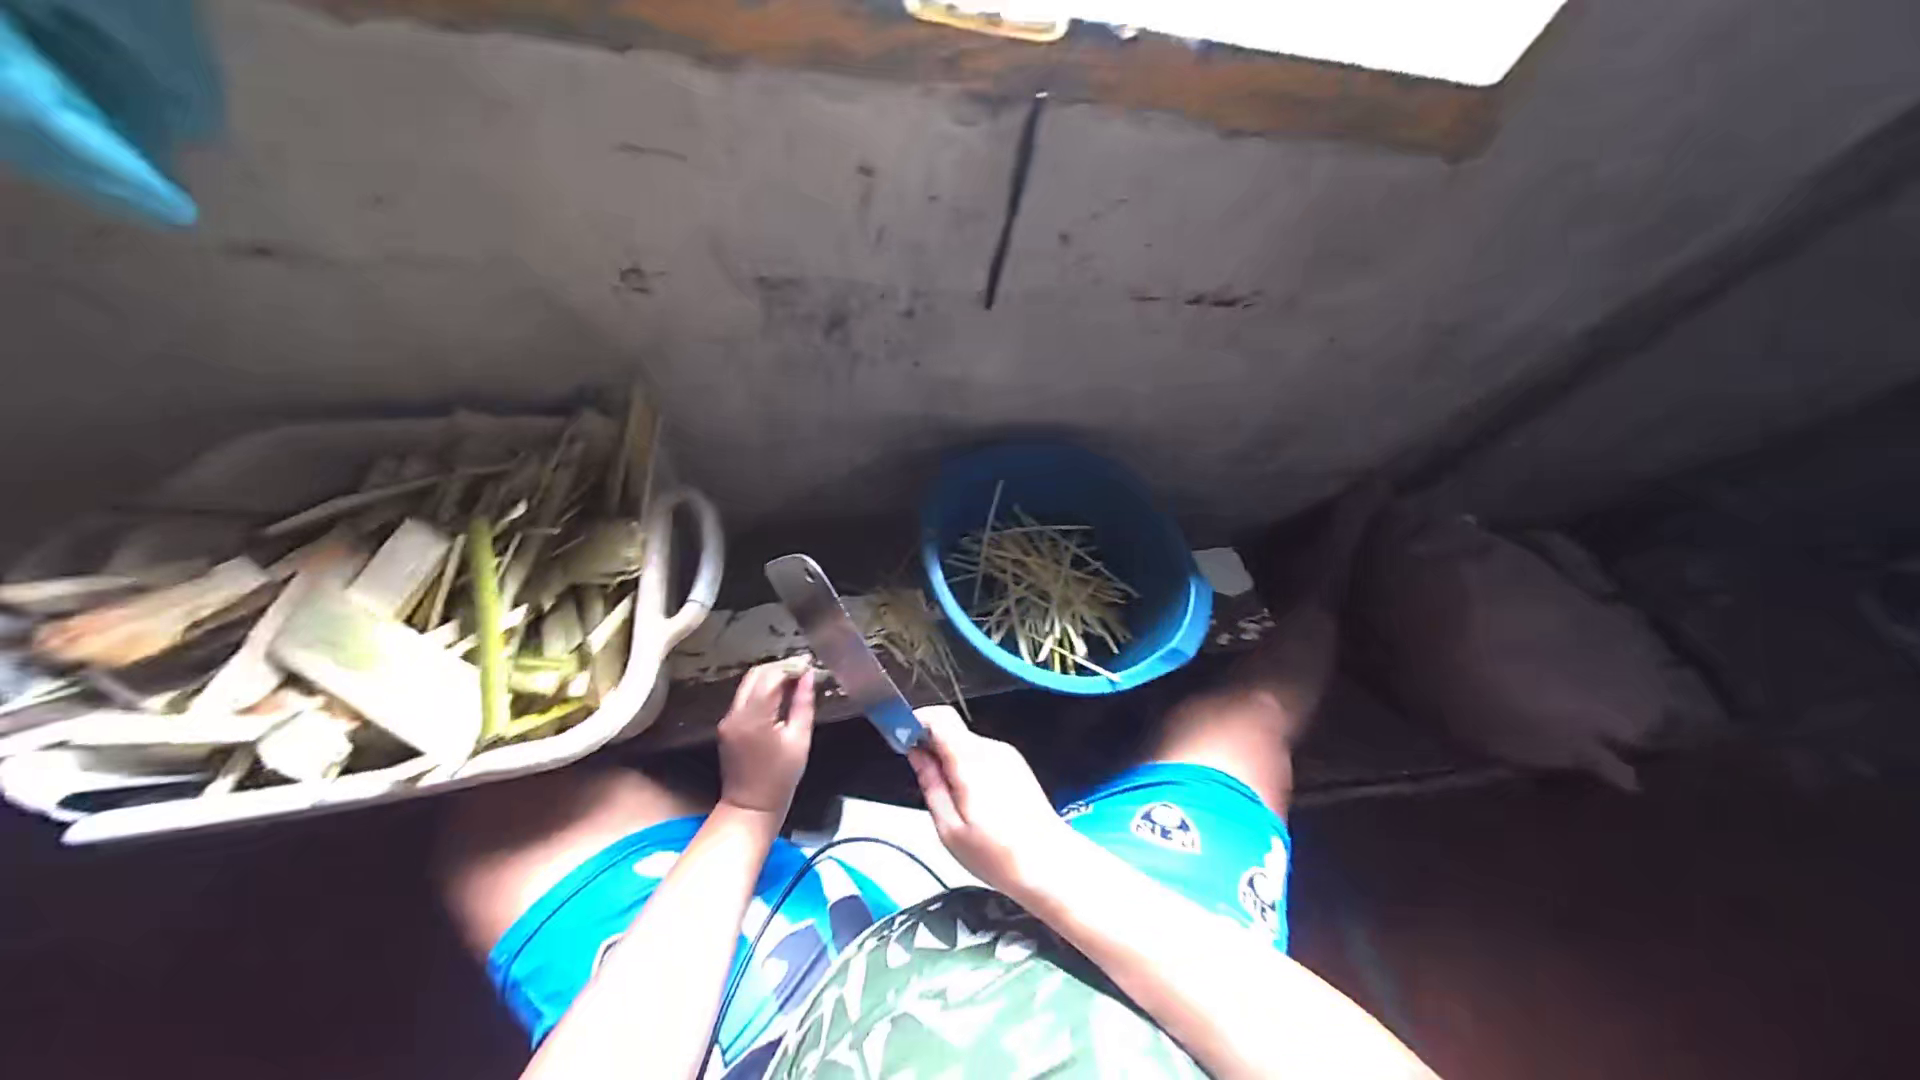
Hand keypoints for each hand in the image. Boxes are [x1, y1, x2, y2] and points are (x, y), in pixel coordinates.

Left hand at [716, 662, 815, 818]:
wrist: (751, 806)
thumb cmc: (780, 777)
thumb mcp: (800, 739)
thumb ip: (803, 703)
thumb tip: (808, 677)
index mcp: (755, 717)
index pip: (772, 676)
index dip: (792, 666)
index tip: (809, 665)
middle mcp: (736, 714)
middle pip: (756, 674)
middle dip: (780, 667)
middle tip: (803, 669)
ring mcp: (728, 719)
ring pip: (749, 683)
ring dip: (771, 676)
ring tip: (795, 679)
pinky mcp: (727, 725)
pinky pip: (745, 697)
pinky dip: (762, 690)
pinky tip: (780, 694)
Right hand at [908, 706, 1078, 895]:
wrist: (1050, 864)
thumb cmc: (1002, 855)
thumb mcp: (949, 828)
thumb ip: (930, 783)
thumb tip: (916, 755)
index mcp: (971, 761)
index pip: (939, 717)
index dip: (916, 723)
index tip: (904, 740)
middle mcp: (992, 750)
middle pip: (951, 730)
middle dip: (932, 748)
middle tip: (926, 781)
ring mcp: (1007, 755)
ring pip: (966, 743)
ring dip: (951, 761)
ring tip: (954, 802)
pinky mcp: (1015, 764)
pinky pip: (983, 755)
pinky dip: (969, 769)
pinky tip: (975, 802)